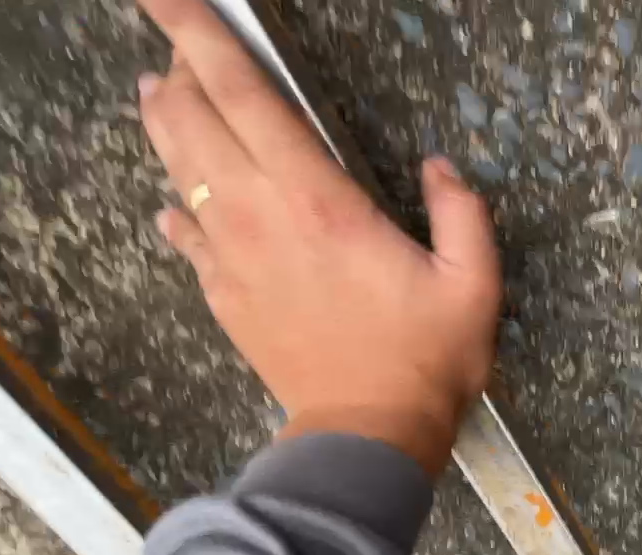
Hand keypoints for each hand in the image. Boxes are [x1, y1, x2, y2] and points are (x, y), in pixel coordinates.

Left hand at [135, 0, 500, 474]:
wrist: (371, 429)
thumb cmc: (429, 358)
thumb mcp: (476, 287)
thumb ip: (462, 217)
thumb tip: (440, 168)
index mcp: (320, 203)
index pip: (243, 96)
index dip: (199, 36)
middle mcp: (257, 214)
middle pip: (191, 119)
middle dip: (180, 73)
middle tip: (183, 53)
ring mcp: (230, 255)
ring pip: (173, 165)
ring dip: (167, 123)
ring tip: (166, 99)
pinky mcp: (223, 292)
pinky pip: (181, 231)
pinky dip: (178, 205)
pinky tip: (184, 204)